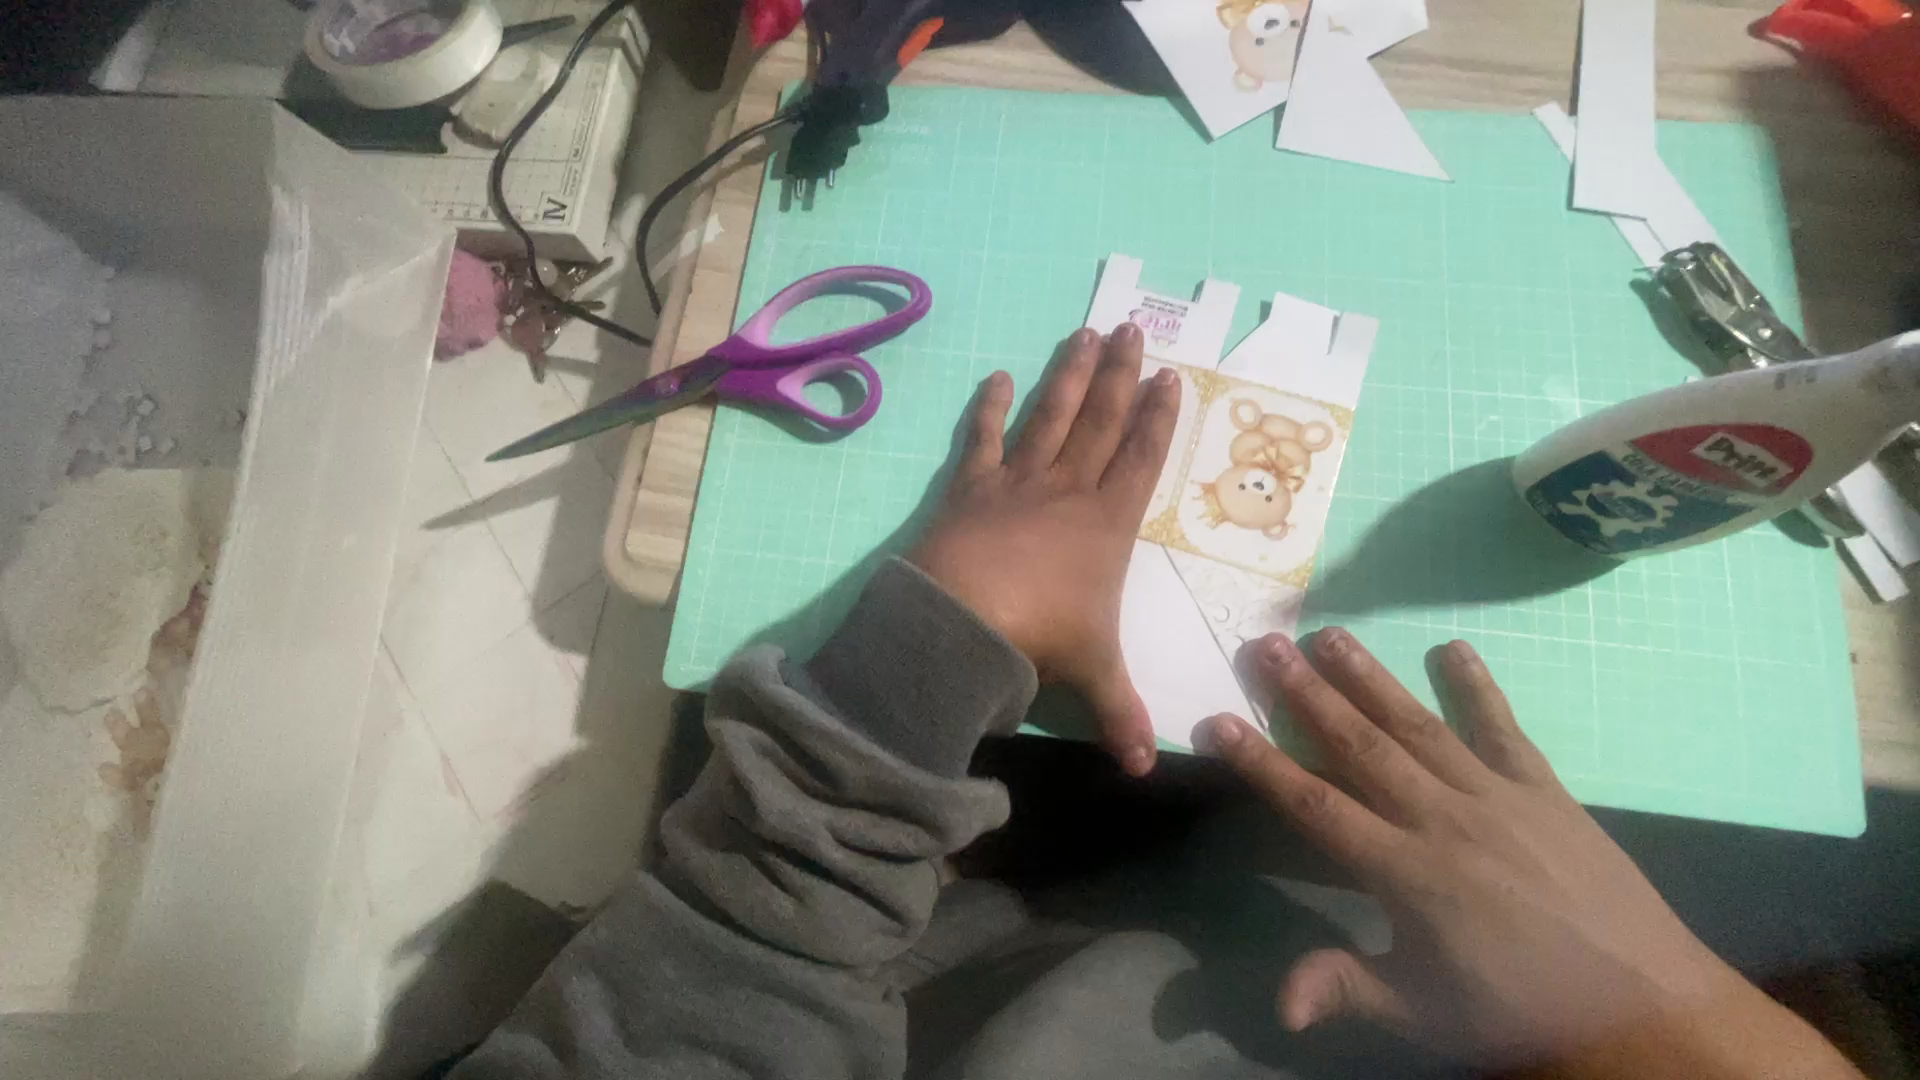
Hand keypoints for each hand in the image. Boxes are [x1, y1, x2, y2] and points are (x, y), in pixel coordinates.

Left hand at [910, 323, 1178, 776]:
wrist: (966, 619)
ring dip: (1070, 375)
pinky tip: (997, 377)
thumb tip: (1144, 770)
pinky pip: (983, 438)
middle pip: (1100, 422)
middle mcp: (1067, 491)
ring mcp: (1017, 483)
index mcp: (1106, 525)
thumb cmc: (1040, 638)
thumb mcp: (1091, 675)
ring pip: (1052, 416)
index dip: (1157, 419)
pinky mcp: (970, 487)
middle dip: (1119, 376)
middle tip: (1132, 330)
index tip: (1168, 379)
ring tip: (1085, 333)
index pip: (1141, 460)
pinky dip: (990, 407)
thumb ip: (1120, 716)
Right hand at [1196, 631, 1749, 1065]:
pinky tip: (1453, 648)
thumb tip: (1278, 1005)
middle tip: (1267, 645)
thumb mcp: (1421, 1012)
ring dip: (1370, 677)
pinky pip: (1505, 731)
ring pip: (1418, 727)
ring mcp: (1496, 799)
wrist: (1649, 1018)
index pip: (1315, 804)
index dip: (1262, 763)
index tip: (1219, 722)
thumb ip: (1344, 986)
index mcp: (1405, 873)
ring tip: (1329, 634)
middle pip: (1360, 746)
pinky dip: (1478, 689)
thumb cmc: (1516, 1012)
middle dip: (1306, 693)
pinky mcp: (1546, 792)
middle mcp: (1442, 821)